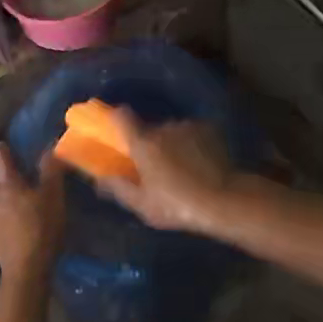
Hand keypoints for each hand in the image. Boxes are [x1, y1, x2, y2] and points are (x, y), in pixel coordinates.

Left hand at [0, 143, 65, 277]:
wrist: (26, 269)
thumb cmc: (41, 226)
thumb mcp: (53, 195)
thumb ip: (51, 171)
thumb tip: (49, 148)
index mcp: (10, 186)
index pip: (0, 160)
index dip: (2, 150)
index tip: (4, 145)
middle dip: (1, 180)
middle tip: (19, 181)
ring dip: (8, 202)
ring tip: (29, 206)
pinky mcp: (0, 241)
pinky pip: (4, 224)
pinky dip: (13, 221)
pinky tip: (28, 228)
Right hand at [96, 116, 235, 233]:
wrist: (222, 200)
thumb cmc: (176, 205)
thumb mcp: (142, 204)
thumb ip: (119, 187)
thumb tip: (100, 178)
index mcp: (142, 143)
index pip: (122, 116)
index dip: (118, 119)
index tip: (119, 130)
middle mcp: (163, 128)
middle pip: (150, 129)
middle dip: (151, 142)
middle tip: (157, 166)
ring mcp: (188, 126)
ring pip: (173, 131)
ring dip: (173, 143)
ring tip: (183, 167)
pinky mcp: (209, 130)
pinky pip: (193, 132)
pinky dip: (193, 143)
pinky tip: (201, 162)